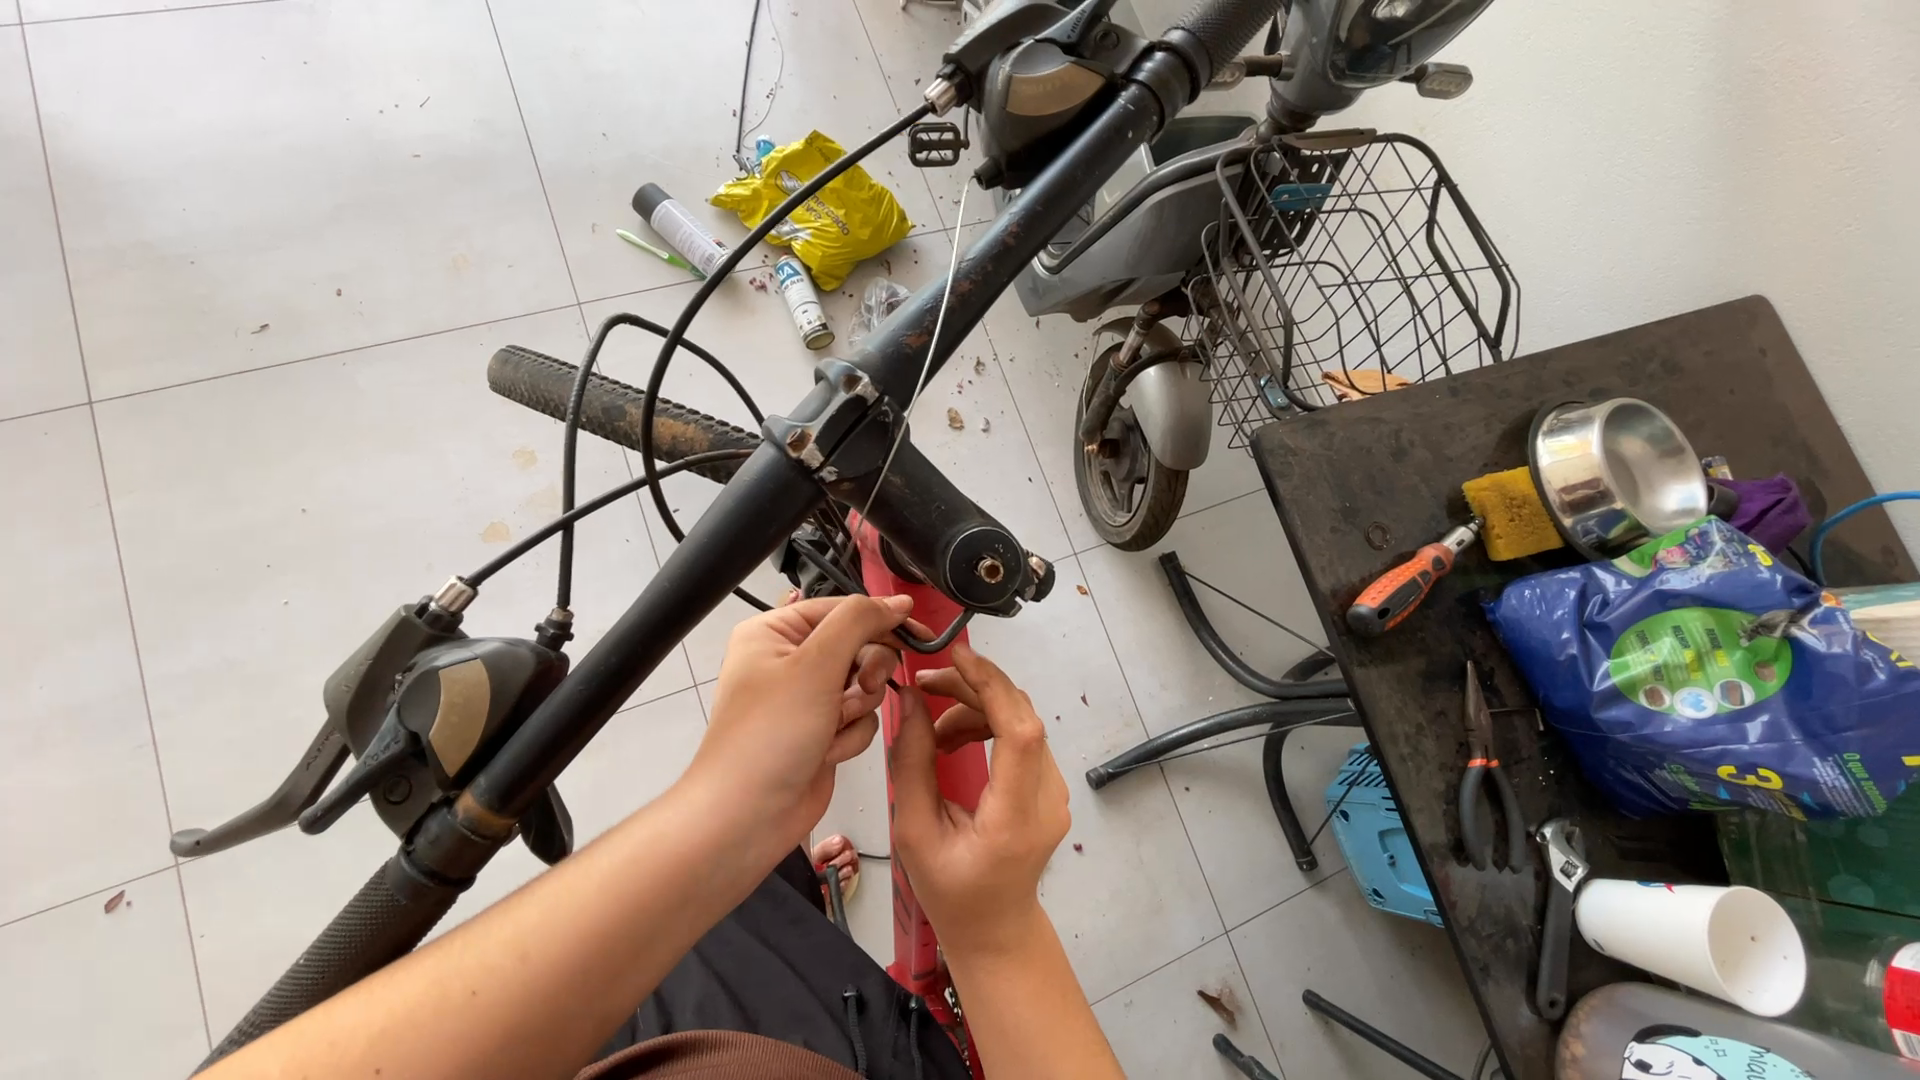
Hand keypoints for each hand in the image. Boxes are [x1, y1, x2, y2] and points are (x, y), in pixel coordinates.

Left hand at [687, 594, 913, 850]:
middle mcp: (790, 659)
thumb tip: (900, 601)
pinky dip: (850, 736)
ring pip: (865, 685)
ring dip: (856, 709)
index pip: (843, 609)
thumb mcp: (816, 664)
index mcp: (776, 632)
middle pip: (860, 646)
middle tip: (860, 688)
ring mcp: (807, 698)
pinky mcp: (822, 731)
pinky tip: (827, 752)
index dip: (881, 620)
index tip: (919, 635)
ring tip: (830, 729)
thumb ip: (860, 621)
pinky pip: (860, 718)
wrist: (748, 815)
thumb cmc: (772, 733)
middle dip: (865, 673)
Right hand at [890, 644, 1070, 956]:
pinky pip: (1022, 737)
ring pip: (1021, 721)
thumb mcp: (914, 832)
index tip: (957, 656)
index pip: (1021, 733)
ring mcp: (1055, 792)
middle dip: (973, 687)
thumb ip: (912, 763)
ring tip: (932, 730)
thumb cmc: (950, 891)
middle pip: (1021, 717)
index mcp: (1015, 818)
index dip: (992, 686)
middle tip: (926, 683)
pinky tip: (952, 740)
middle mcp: (1047, 799)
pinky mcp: (1049, 786)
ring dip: (976, 707)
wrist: (995, 927)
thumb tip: (912, 700)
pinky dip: (987, 724)